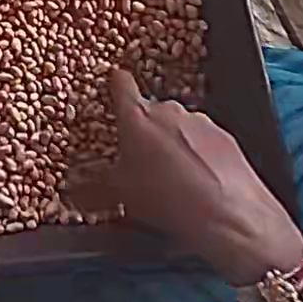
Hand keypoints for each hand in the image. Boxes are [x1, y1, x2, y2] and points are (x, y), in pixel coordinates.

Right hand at [107, 68, 302, 282]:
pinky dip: (197, 154)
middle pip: (149, 110)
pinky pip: (202, 139)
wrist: (232, 218)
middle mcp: (168, 109)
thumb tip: (69, 189)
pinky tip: (198, 182)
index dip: (114, 85)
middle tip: (138, 161)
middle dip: (143, 130)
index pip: (120, 83)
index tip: (112, 89)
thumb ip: (92, 186)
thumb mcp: (121, 195)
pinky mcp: (226, 136)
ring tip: (172, 178)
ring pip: (177, 125)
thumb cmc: (168, 200)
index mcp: (136, 115)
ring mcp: (200, 121)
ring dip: (171, 142)